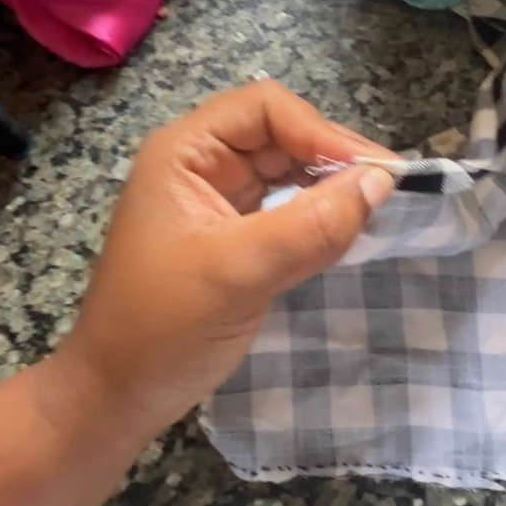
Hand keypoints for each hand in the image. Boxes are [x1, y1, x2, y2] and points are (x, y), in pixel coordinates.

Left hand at [56, 82, 396, 436]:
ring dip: (330, 182)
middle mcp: (200, 164)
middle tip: (389, 188)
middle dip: (332, 155)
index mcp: (184, 152)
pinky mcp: (231, 234)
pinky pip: (284, 206)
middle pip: (280, 133)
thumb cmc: (161, 329)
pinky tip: (345, 225)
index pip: (264, 109)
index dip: (320, 132)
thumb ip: (309, 226)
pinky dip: (317, 212)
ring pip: (286, 169)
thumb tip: (380, 183)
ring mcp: (215, 199)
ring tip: (376, 204)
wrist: (116, 396)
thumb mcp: (236, 273)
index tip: (372, 172)